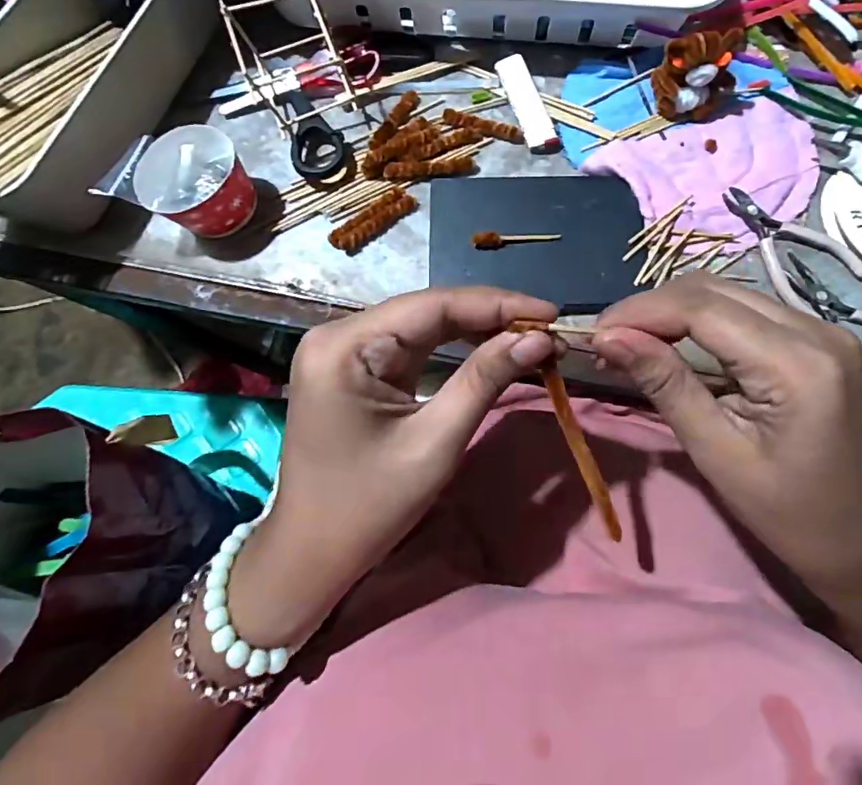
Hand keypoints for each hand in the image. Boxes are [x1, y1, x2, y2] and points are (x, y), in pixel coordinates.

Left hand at [226, 288, 557, 648]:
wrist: (310, 556)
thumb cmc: (368, 507)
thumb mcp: (434, 442)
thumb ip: (484, 380)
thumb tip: (538, 340)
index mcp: (345, 346)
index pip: (433, 305)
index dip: (497, 304)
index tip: (550, 314)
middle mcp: (339, 334)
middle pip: (428, 310)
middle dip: (491, 317)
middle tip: (547, 331)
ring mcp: (344, 349)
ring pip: (424, 324)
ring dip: (478, 330)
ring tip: (530, 337)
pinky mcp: (355, 366)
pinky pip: (413, 345)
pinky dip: (455, 347)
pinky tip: (491, 346)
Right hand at [591, 273, 861, 596]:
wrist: (852, 538)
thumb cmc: (784, 512)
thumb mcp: (715, 452)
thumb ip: (665, 384)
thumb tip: (608, 338)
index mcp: (799, 364)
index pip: (704, 308)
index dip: (643, 311)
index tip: (596, 333)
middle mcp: (817, 330)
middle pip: (714, 291)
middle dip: (653, 308)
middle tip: (608, 341)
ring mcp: (821, 328)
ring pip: (727, 293)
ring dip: (673, 310)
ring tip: (631, 341)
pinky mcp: (815, 335)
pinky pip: (744, 309)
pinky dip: (700, 319)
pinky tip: (671, 340)